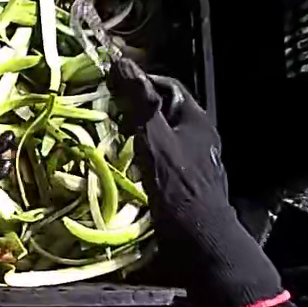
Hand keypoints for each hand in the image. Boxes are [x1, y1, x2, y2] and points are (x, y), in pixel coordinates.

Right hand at [109, 58, 281, 306]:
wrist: (200, 243)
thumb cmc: (178, 190)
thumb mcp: (153, 141)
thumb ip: (139, 103)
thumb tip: (121, 63)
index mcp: (195, 119)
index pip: (166, 86)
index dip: (140, 82)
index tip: (112, 89)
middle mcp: (196, 135)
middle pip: (162, 110)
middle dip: (134, 110)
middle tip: (108, 116)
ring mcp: (192, 160)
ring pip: (160, 135)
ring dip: (135, 134)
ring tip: (112, 140)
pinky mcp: (184, 182)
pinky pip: (160, 158)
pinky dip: (141, 157)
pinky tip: (126, 167)